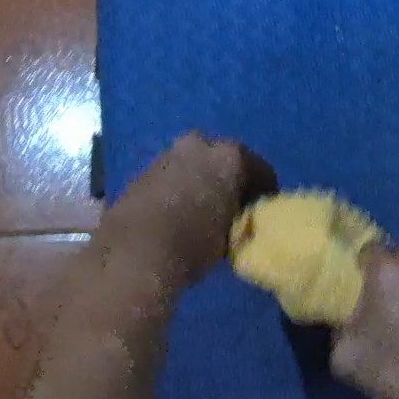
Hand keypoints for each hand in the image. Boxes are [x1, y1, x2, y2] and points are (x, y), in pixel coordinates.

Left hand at [99, 132, 276, 292]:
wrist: (135, 253)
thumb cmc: (194, 244)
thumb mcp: (231, 236)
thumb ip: (239, 219)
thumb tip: (238, 219)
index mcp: (231, 157)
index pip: (261, 170)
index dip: (263, 193)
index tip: (260, 211)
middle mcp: (200, 145)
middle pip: (223, 159)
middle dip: (227, 178)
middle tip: (230, 205)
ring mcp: (168, 154)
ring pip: (194, 163)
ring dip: (200, 180)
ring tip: (201, 210)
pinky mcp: (143, 170)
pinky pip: (172, 174)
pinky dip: (178, 187)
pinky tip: (177, 211)